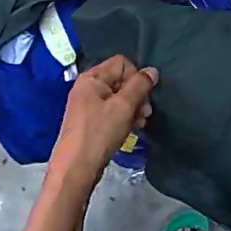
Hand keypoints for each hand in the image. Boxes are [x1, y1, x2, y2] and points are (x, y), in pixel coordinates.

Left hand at [48, 55, 156, 190]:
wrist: (77, 167)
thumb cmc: (100, 133)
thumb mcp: (124, 106)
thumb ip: (140, 85)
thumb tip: (152, 70)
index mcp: (92, 78)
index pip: (122, 63)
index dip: (137, 77)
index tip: (142, 96)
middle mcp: (88, 87)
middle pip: (123, 79)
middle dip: (138, 94)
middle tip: (145, 112)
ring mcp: (89, 104)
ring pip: (121, 96)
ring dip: (135, 107)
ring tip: (140, 123)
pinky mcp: (92, 120)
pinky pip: (114, 110)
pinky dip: (126, 117)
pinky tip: (132, 128)